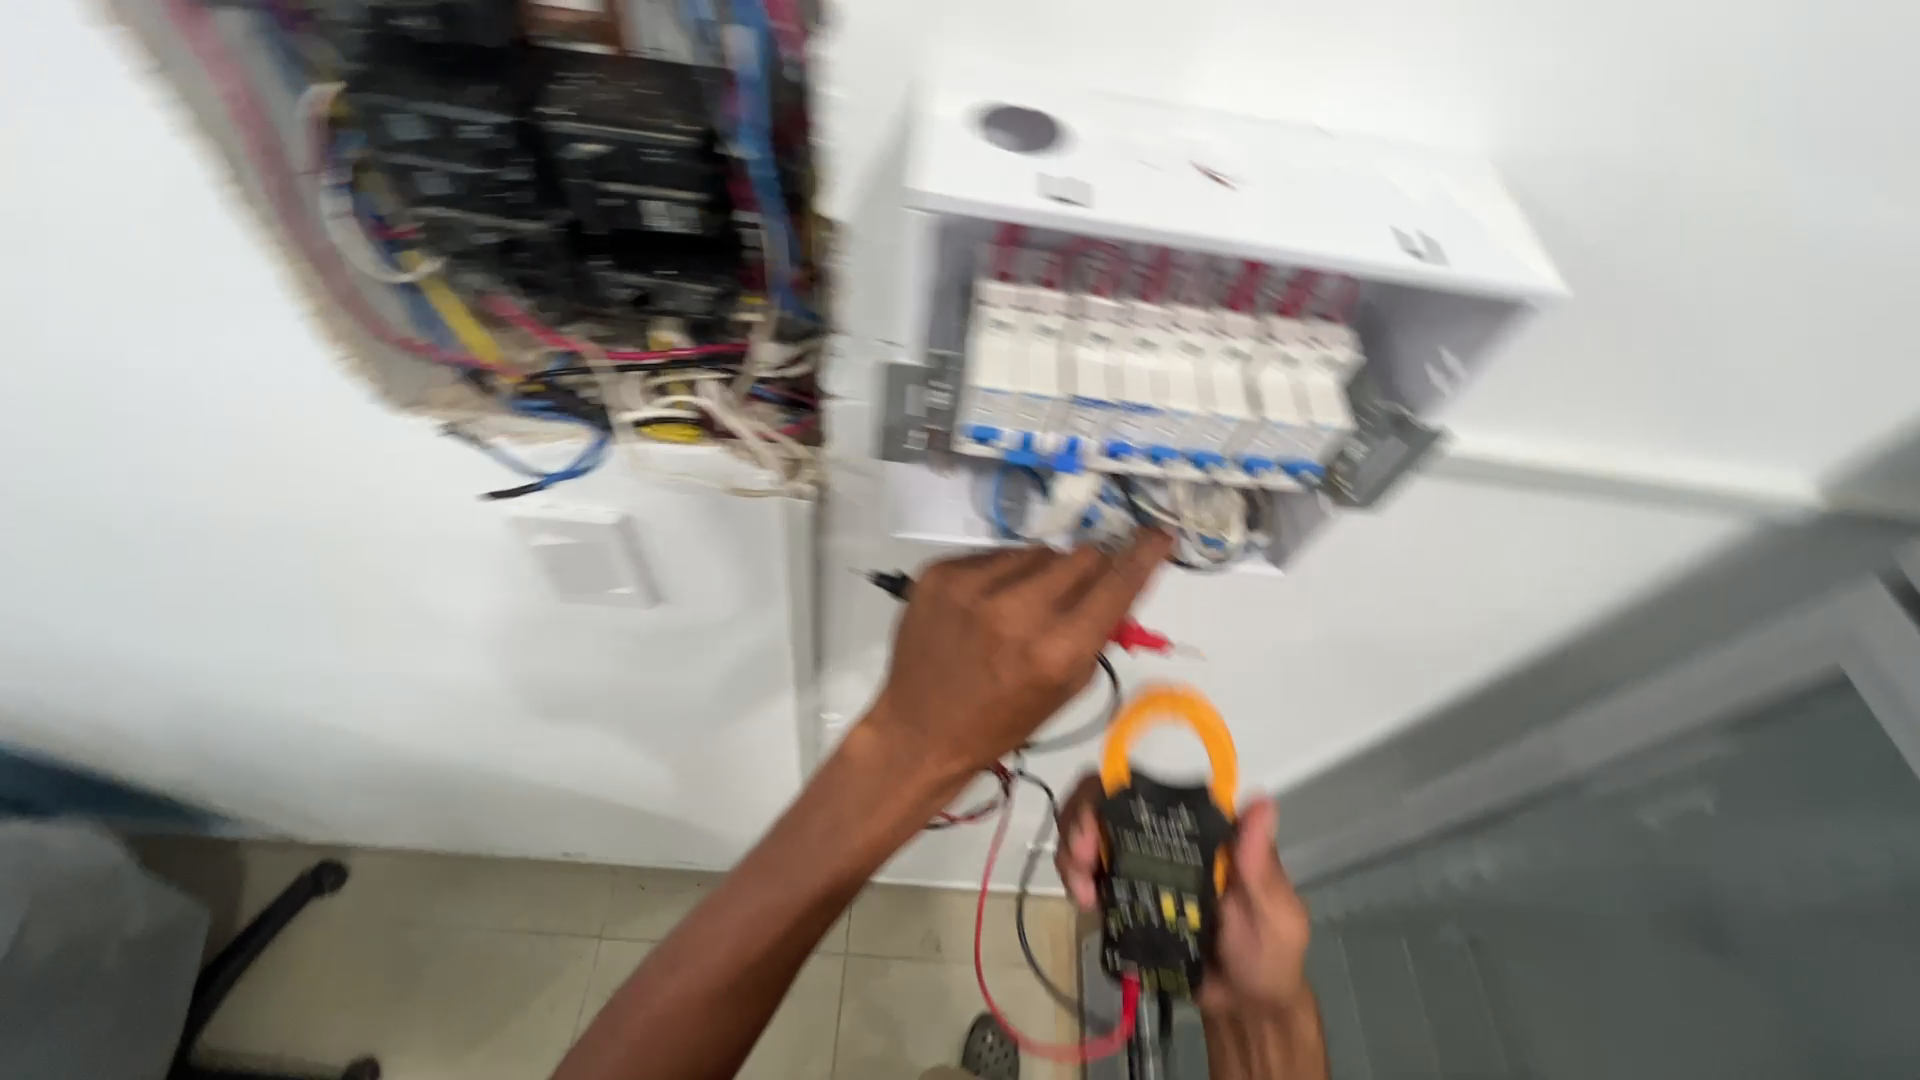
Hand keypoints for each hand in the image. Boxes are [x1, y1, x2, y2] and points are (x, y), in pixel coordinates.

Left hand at [866, 530, 1171, 785]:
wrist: (920, 731)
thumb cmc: (1001, 722)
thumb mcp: (1063, 691)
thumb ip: (1094, 636)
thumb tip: (1117, 586)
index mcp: (1057, 650)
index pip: (1117, 584)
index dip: (1144, 556)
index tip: (1159, 535)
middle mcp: (1017, 610)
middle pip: (1081, 555)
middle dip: (1089, 570)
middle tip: (1073, 592)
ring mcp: (972, 587)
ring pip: (1036, 551)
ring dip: (1041, 571)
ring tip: (1018, 605)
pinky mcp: (939, 574)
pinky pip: (991, 555)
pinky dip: (998, 574)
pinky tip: (983, 605)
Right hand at [1056, 780, 1311, 1013]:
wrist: (1244, 1008)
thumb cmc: (1267, 955)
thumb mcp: (1274, 912)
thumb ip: (1260, 865)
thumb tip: (1261, 804)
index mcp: (1197, 828)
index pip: (1149, 785)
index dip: (1112, 788)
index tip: (1098, 823)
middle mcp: (1162, 835)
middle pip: (1104, 799)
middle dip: (1079, 820)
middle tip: (1083, 860)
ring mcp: (1136, 863)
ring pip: (1085, 830)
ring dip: (1071, 850)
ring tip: (1083, 891)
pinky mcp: (1119, 892)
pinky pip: (1083, 869)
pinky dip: (1073, 877)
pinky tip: (1085, 902)